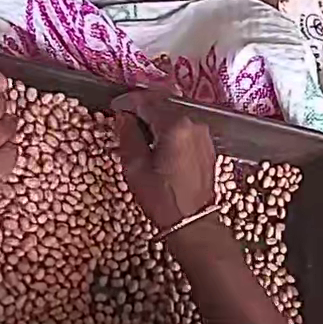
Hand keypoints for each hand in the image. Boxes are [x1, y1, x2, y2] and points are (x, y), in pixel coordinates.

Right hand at [112, 88, 214, 229]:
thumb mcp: (135, 168)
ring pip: (176, 113)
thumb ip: (128, 135)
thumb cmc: (162, 199)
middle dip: (143, 105)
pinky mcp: (207, 145)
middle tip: (125, 113)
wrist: (193, 221)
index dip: (127, 101)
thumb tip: (124, 117)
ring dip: (157, 115)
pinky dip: (169, 127)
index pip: (147, 102)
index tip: (115, 106)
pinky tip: (157, 138)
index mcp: (175, 126)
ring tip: (139, 127)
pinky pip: (185, 126)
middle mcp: (194, 124)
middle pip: (164, 102)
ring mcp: (204, 134)